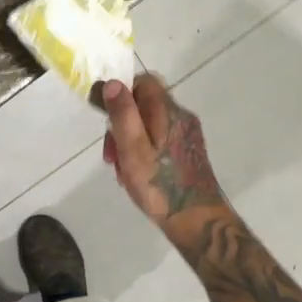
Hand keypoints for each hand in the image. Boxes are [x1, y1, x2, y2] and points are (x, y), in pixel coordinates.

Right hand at [98, 74, 230, 234]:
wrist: (196, 219)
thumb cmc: (159, 185)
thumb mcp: (133, 148)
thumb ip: (123, 114)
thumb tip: (113, 82)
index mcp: (168, 112)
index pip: (144, 82)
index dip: (121, 93)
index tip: (106, 118)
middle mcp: (181, 117)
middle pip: (145, 105)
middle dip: (122, 124)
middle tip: (111, 155)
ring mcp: (187, 136)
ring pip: (150, 126)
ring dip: (130, 142)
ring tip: (122, 170)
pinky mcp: (188, 153)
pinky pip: (159, 141)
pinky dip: (143, 152)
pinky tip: (137, 175)